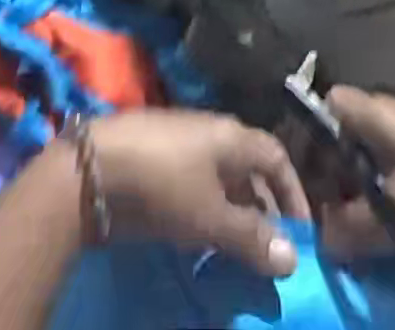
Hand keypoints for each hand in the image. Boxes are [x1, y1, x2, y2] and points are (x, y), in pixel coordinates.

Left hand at [86, 110, 309, 275]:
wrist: (93, 168)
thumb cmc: (162, 184)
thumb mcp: (211, 216)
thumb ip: (251, 237)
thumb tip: (292, 259)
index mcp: (229, 136)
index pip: (274, 155)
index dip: (292, 191)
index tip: (301, 231)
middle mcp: (208, 134)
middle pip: (247, 168)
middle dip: (262, 208)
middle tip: (269, 249)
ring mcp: (178, 145)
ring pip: (218, 179)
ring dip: (232, 212)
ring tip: (237, 251)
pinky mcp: (153, 162)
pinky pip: (192, 185)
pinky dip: (203, 210)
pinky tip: (198, 239)